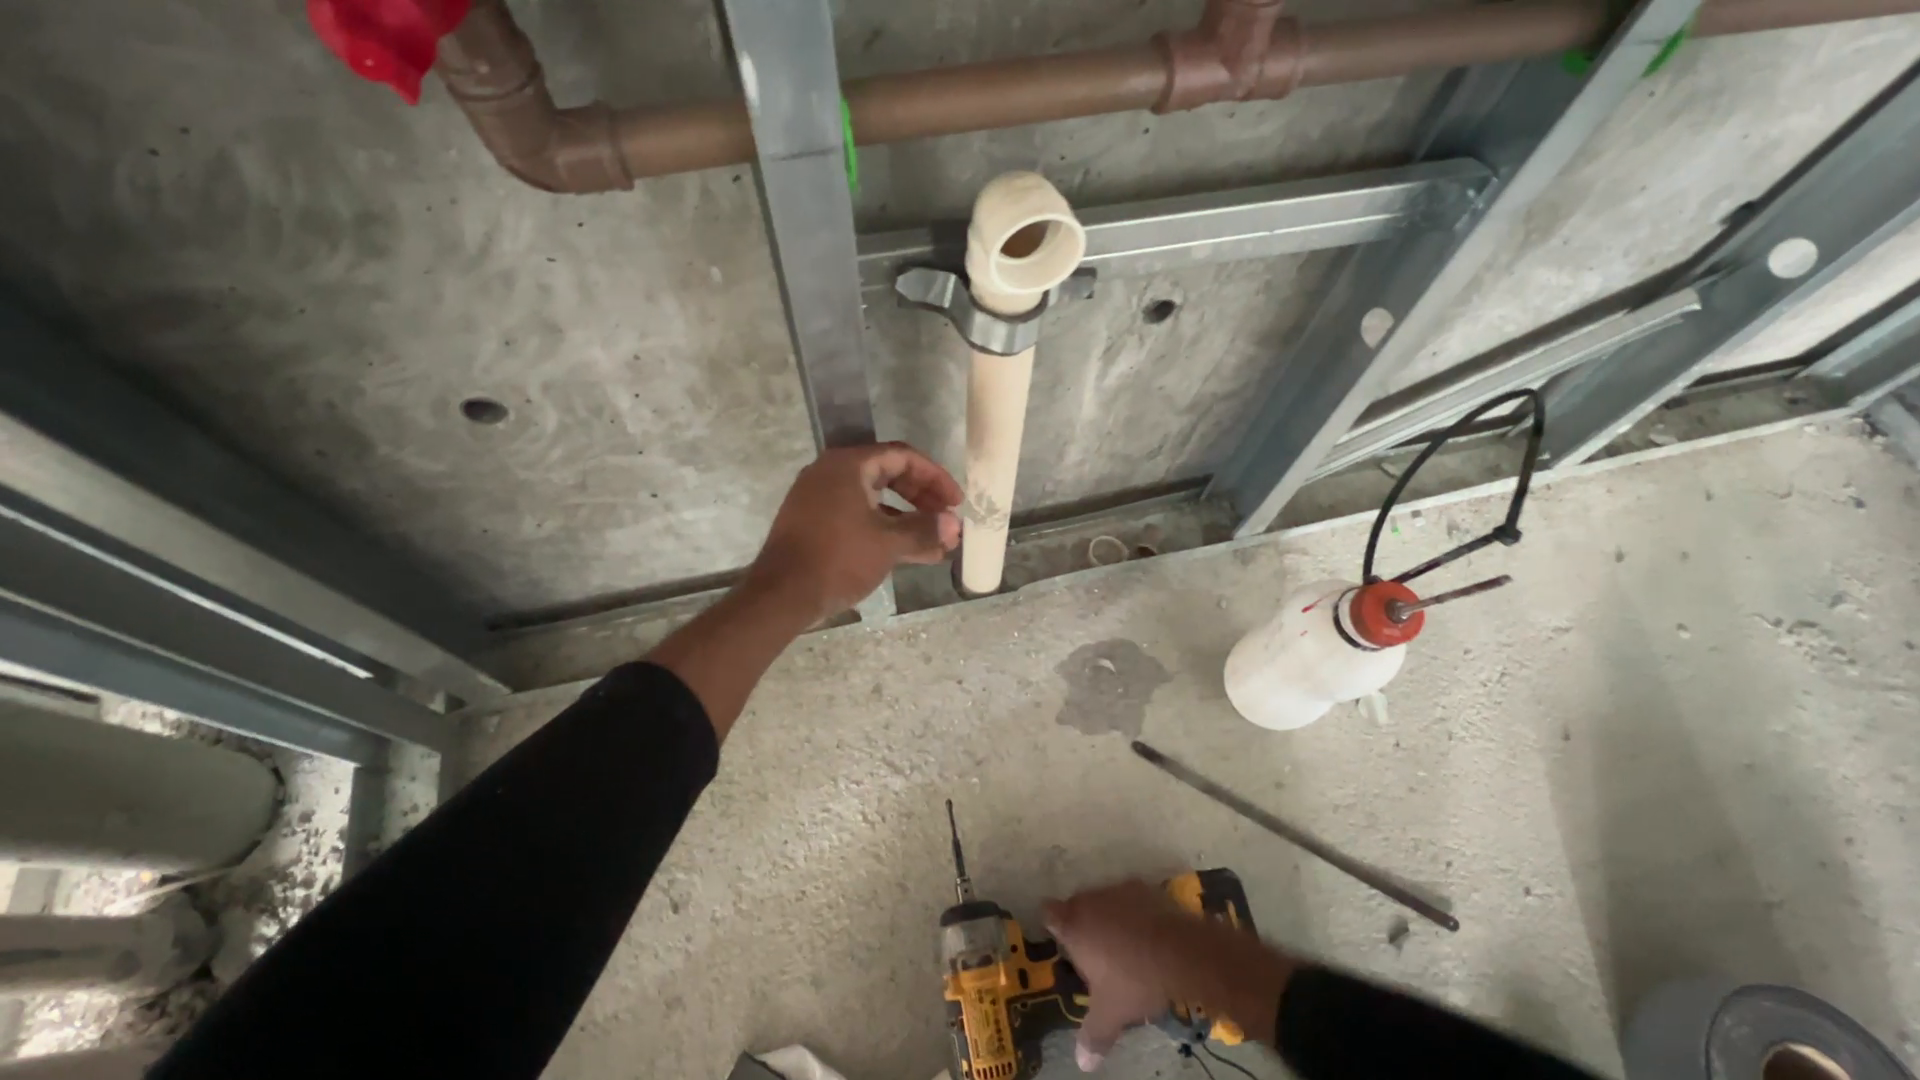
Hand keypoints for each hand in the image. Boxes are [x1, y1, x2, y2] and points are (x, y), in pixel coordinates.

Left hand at [746, 442, 960, 621]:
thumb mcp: (887, 543)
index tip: (957, 502)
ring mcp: (819, 498)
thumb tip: (954, 525)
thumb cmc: (837, 559)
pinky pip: (858, 517)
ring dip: (907, 520)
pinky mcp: (814, 523)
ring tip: (937, 545)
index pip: (902, 457)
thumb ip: (924, 530)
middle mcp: (831, 473)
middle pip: (889, 475)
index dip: (935, 477)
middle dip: (923, 500)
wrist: (781, 595)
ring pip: (874, 500)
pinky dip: (884, 530)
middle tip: (947, 521)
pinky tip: (909, 554)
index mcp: (848, 465)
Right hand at [1044, 880, 1289, 1070]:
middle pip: (1077, 905)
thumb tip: (1082, 1063)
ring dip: (1110, 915)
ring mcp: (1119, 890)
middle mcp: (1090, 901)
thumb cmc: (1134, 981)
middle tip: (1095, 950)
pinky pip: (1133, 898)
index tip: (1061, 938)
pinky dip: (1136, 912)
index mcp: (1073, 926)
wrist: (1180, 953)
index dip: (1054, 924)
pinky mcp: (1146, 888)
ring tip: (1125, 943)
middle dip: (1083, 923)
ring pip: (1105, 900)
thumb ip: (1093, 1035)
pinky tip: (1149, 933)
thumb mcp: (1111, 1014)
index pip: (1049, 914)